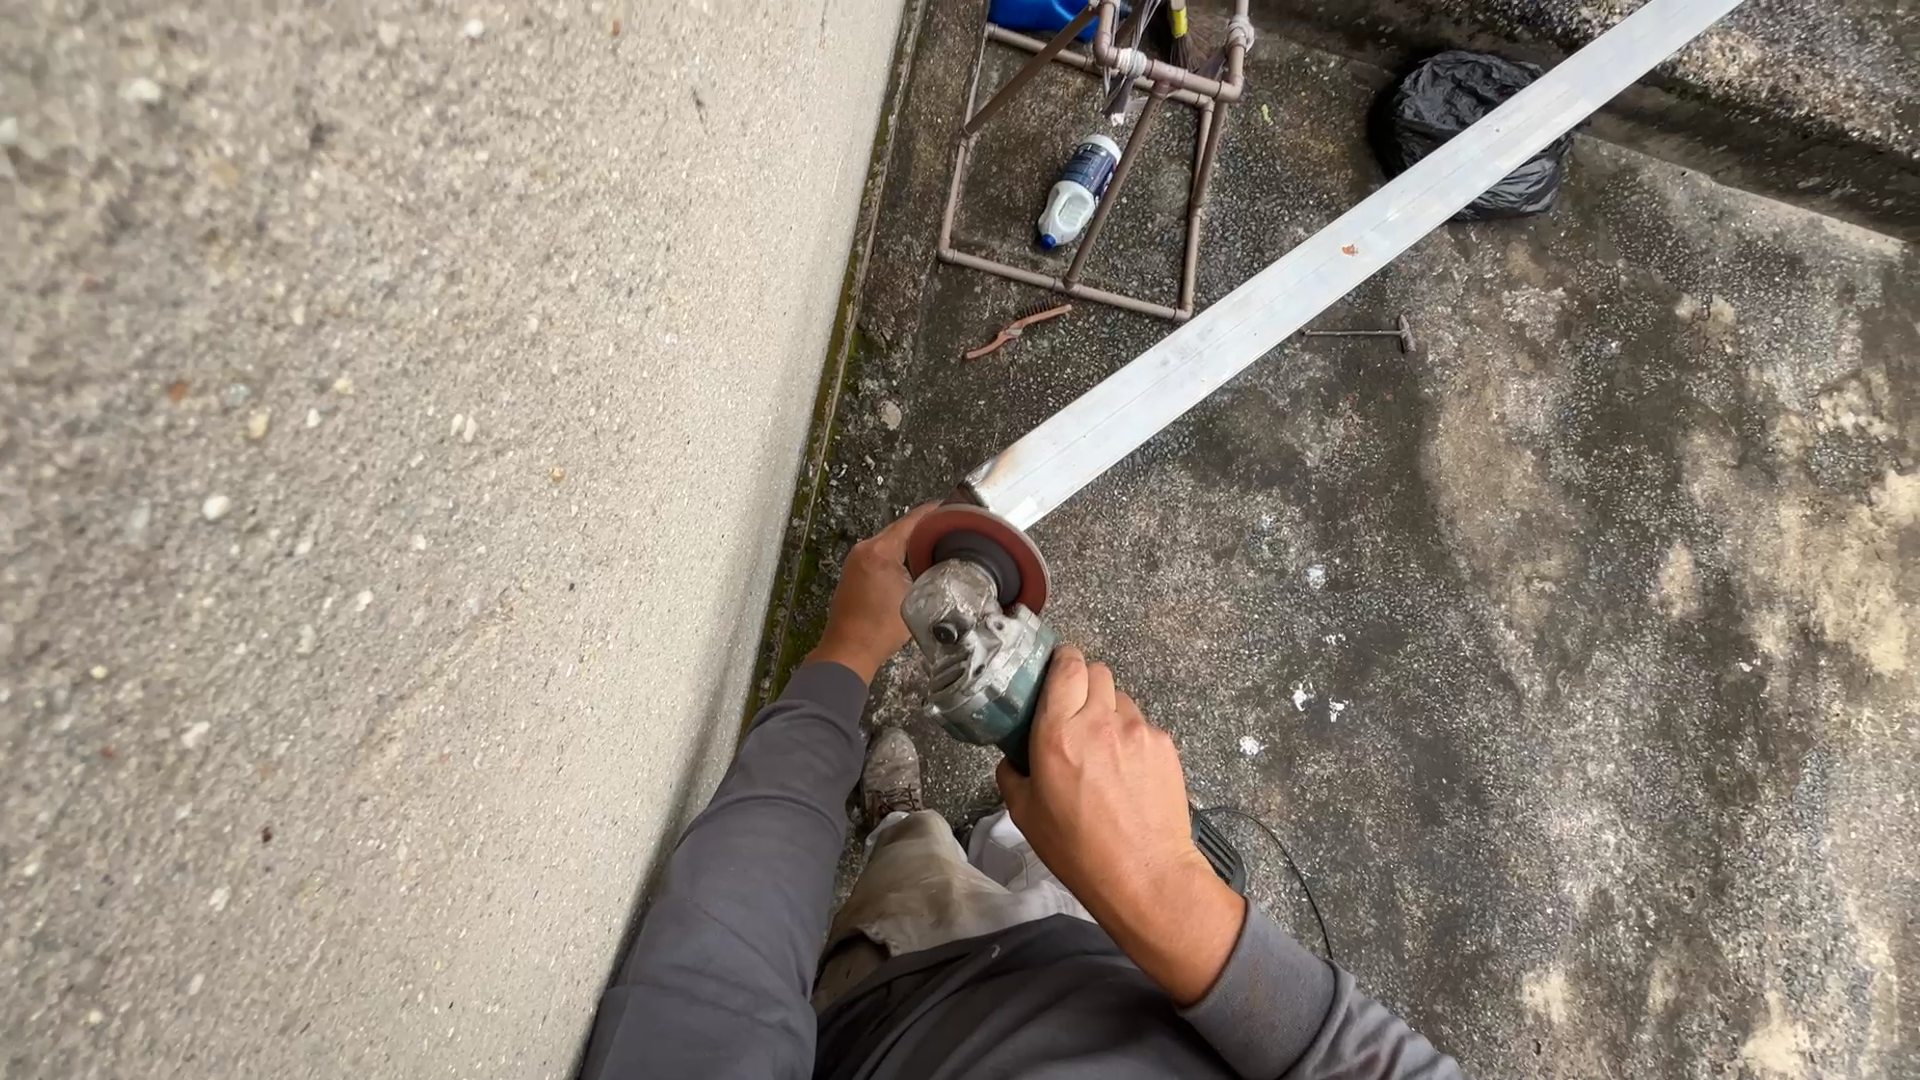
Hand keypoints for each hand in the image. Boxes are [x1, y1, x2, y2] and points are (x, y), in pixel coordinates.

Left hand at [805, 503, 937, 683]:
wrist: (849, 649)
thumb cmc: (878, 630)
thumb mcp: (917, 598)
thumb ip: (929, 574)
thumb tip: (943, 562)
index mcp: (878, 551)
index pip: (911, 521)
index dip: (932, 513)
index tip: (949, 507)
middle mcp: (863, 550)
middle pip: (900, 530)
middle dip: (924, 530)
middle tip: (948, 530)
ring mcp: (856, 560)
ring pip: (890, 542)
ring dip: (911, 544)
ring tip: (936, 547)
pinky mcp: (854, 572)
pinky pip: (880, 555)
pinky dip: (897, 556)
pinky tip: (914, 565)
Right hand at [997, 646, 1245, 1005]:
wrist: (1147, 878)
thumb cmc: (1078, 850)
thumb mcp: (1025, 815)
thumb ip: (1013, 775)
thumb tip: (1013, 760)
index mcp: (1058, 734)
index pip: (1066, 666)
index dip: (1061, 659)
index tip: (1055, 670)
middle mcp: (1098, 722)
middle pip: (1096, 670)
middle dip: (1083, 683)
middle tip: (1075, 712)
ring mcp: (1137, 730)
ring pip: (1121, 697)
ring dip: (1108, 710)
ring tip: (1104, 747)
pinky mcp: (1164, 744)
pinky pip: (1142, 724)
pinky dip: (1131, 736)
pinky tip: (1128, 769)